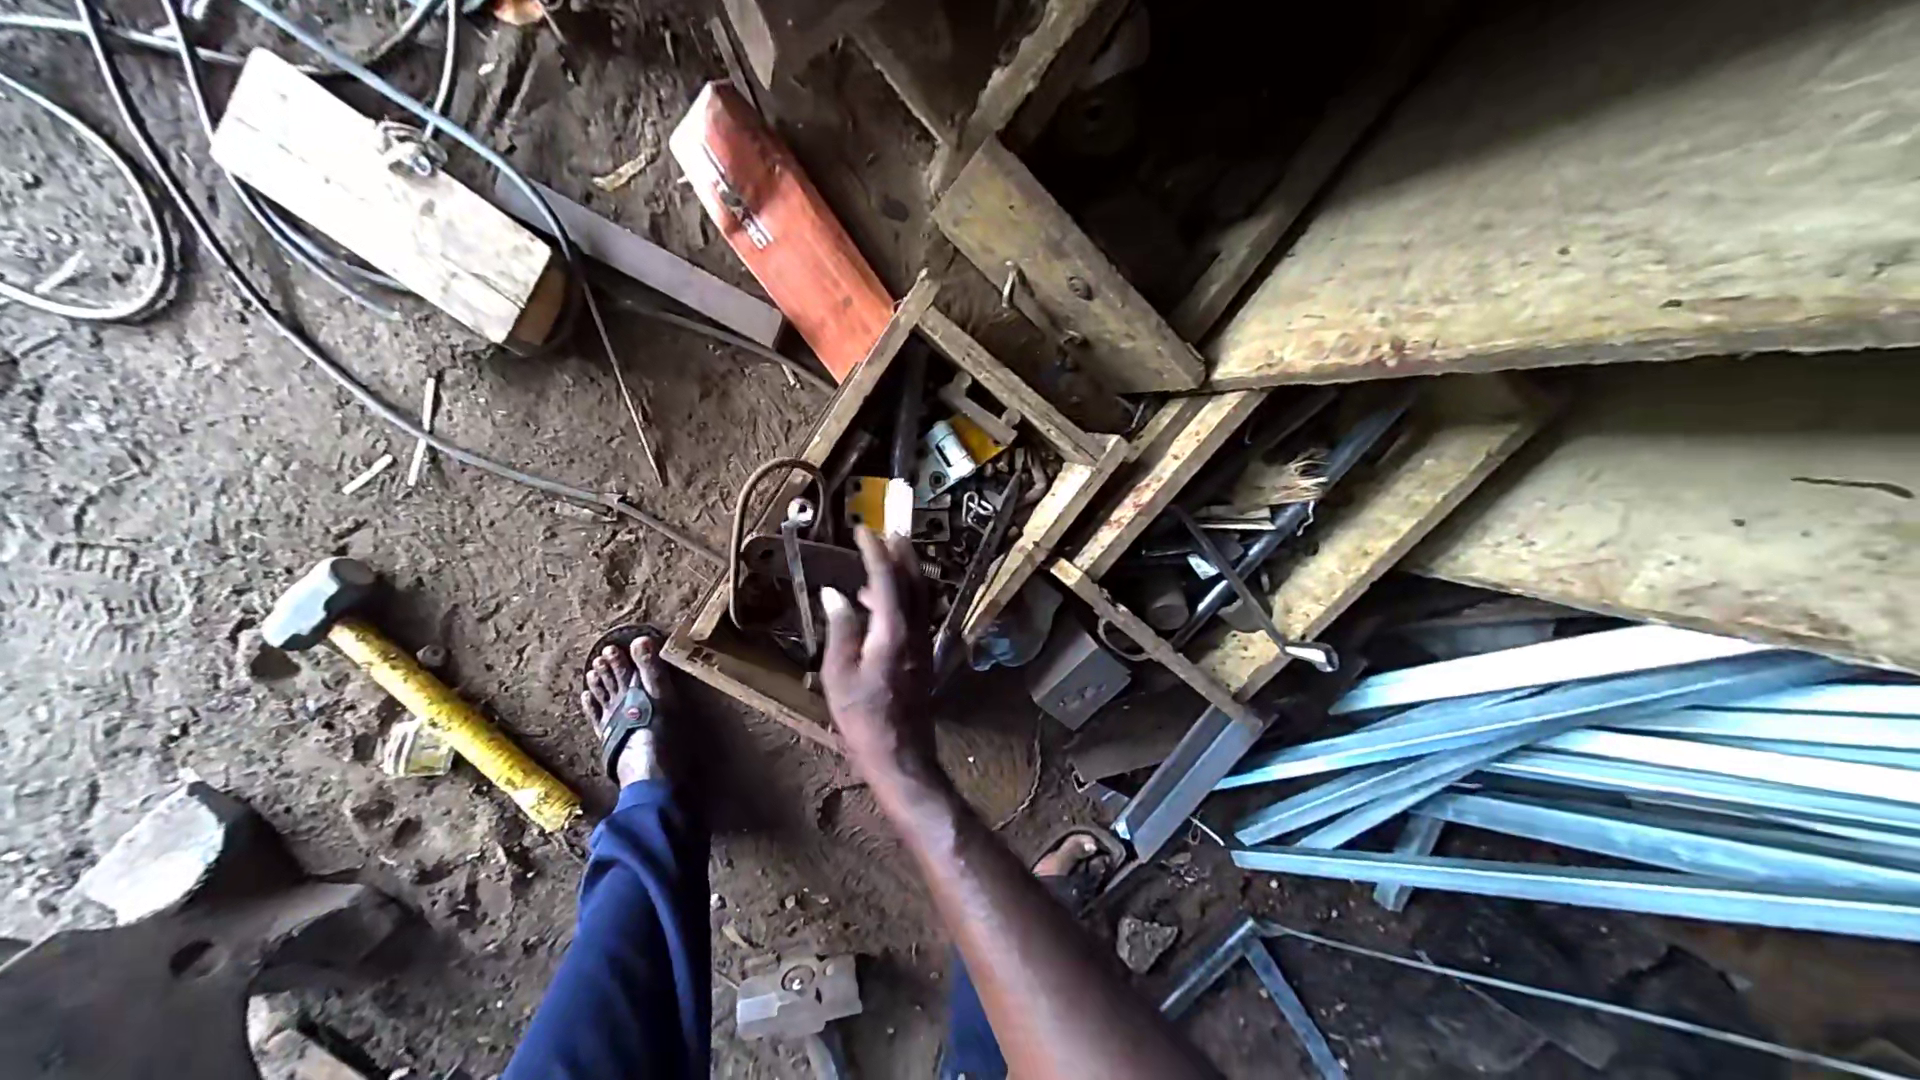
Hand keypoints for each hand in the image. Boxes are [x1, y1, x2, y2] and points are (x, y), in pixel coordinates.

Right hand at [819, 528, 941, 797]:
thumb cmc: (863, 717)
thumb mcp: (838, 673)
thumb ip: (840, 628)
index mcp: (893, 631)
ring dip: (905, 572)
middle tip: (890, 531)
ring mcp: (923, 643)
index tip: (863, 531)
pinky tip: (880, 603)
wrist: (899, 752)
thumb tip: (834, 595)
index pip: (886, 579)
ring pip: (920, 595)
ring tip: (881, 561)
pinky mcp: (923, 655)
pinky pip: (917, 612)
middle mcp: (915, 631)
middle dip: (903, 553)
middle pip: (914, 580)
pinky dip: (904, 596)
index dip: (874, 551)